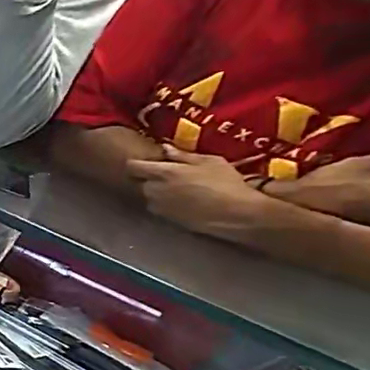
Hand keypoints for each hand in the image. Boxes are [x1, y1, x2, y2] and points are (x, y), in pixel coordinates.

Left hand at [127, 146, 281, 238]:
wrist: (236, 214)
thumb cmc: (226, 183)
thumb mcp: (209, 161)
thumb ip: (182, 155)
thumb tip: (165, 148)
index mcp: (163, 173)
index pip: (133, 167)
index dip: (136, 163)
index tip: (146, 161)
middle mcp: (155, 190)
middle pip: (140, 183)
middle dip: (149, 179)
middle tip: (168, 175)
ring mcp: (159, 207)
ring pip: (149, 197)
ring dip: (157, 192)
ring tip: (178, 189)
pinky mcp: (167, 220)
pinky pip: (159, 208)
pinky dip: (165, 204)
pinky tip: (183, 202)